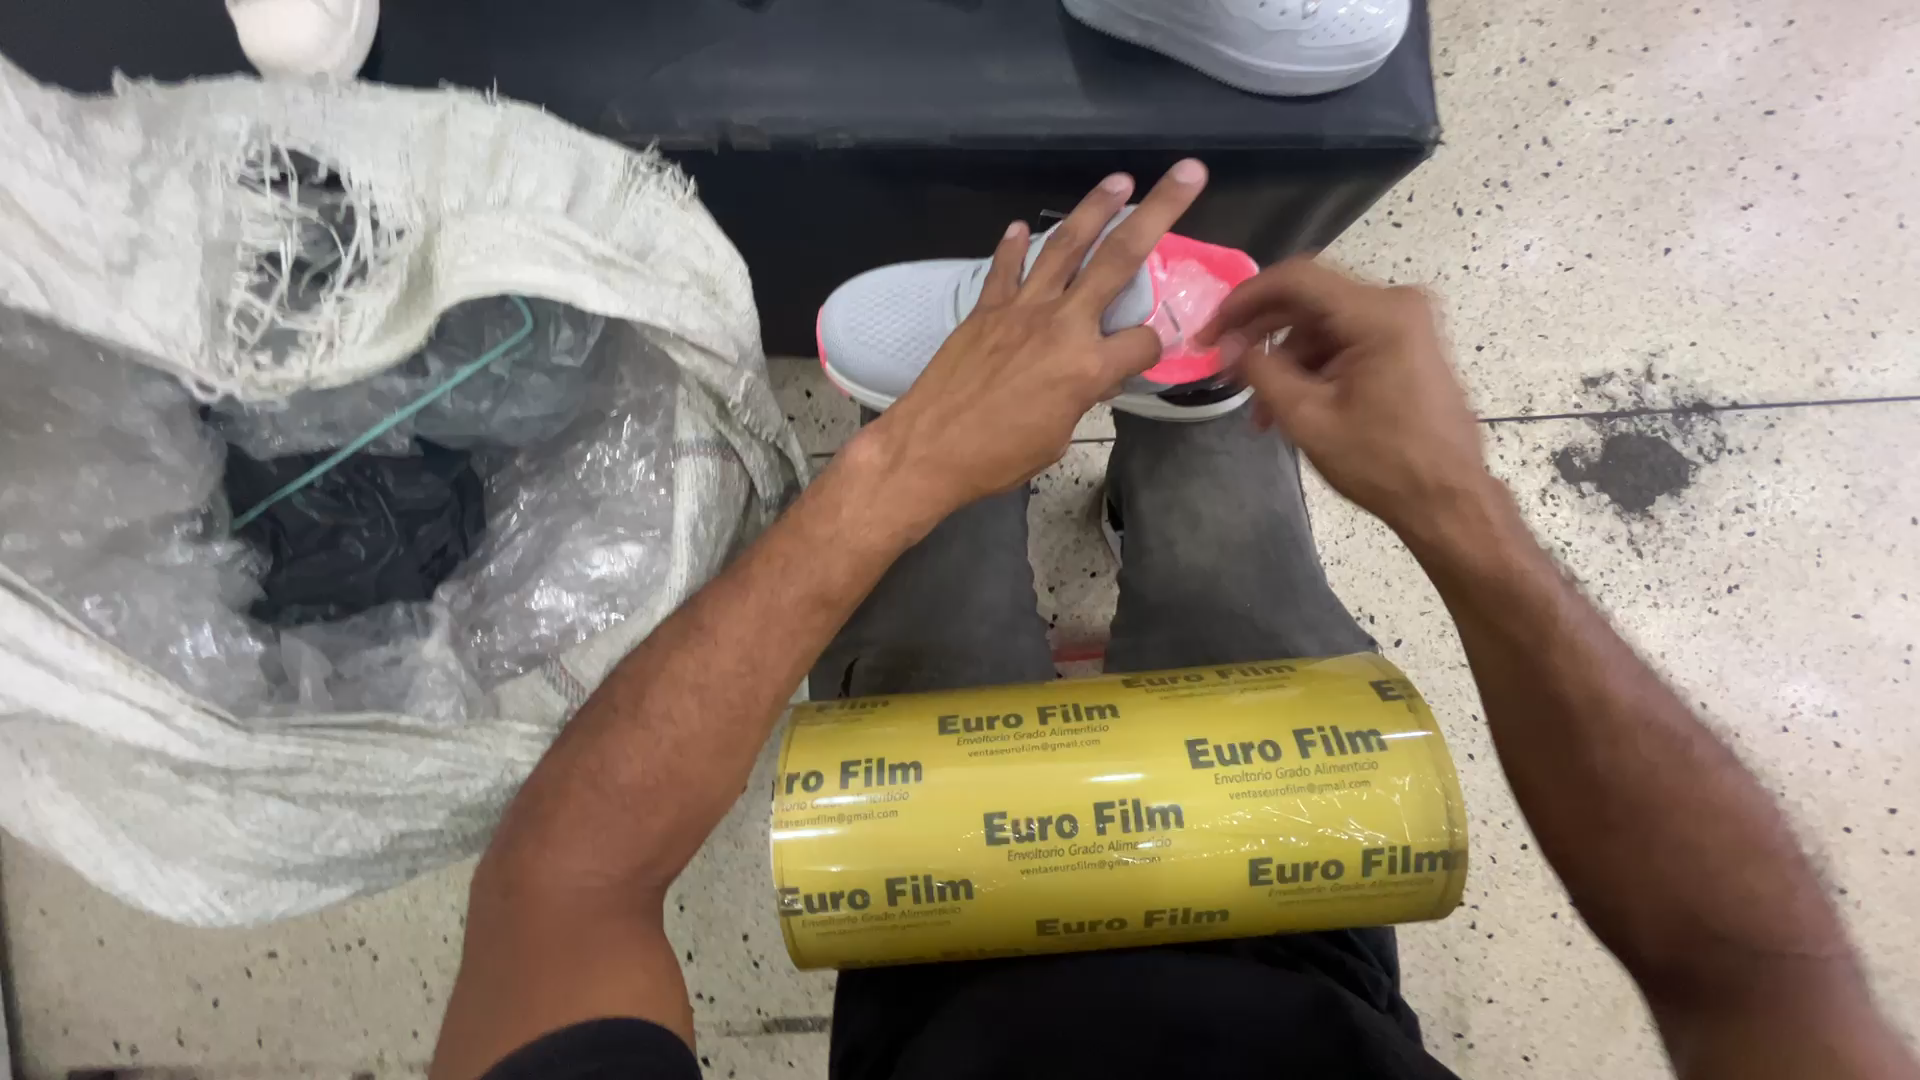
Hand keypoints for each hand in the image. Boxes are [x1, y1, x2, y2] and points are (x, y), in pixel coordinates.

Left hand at [856, 159, 1209, 527]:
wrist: (928, 449)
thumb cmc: (997, 458)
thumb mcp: (1057, 438)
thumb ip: (1079, 399)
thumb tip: (1088, 379)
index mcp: (1087, 367)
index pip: (1142, 342)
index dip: (1153, 347)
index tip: (1146, 354)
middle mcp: (1062, 325)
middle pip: (1120, 259)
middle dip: (1158, 211)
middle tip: (1187, 172)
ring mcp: (1021, 311)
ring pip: (1064, 247)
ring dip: (1094, 209)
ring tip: (1118, 181)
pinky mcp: (985, 310)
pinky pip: (1004, 270)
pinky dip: (1013, 247)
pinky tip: (1019, 228)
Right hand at [1195, 257, 1494, 539]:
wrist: (1445, 497)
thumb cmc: (1380, 462)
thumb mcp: (1307, 418)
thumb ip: (1260, 372)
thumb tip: (1227, 348)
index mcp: (1378, 314)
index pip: (1295, 280)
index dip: (1242, 300)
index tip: (1209, 332)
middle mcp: (1394, 305)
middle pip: (1306, 300)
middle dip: (1257, 332)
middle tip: (1220, 364)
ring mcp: (1402, 324)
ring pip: (1318, 325)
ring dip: (1281, 359)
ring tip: (1258, 409)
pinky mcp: (1401, 344)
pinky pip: (1339, 341)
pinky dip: (1307, 367)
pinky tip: (1287, 405)